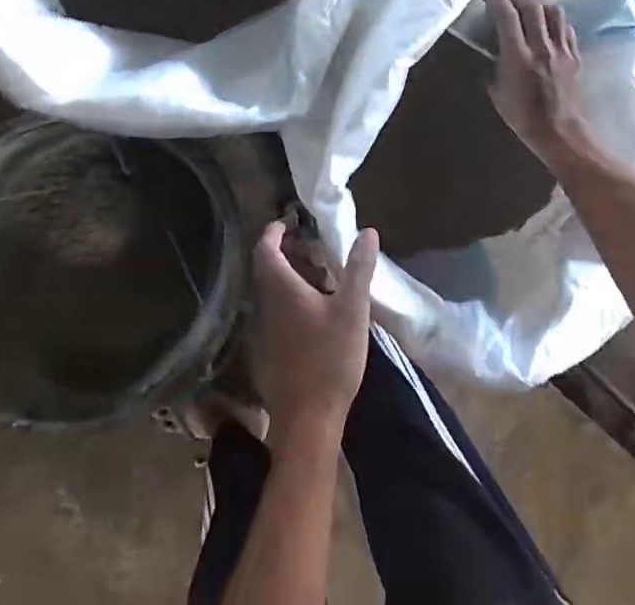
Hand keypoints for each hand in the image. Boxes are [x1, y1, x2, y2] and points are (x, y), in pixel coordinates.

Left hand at [250, 220, 378, 453]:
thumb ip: (358, 268)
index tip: (293, 219)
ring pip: (275, 287)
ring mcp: (269, 325)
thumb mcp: (352, 309)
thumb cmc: (329, 357)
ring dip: (294, 272)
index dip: (276, 229)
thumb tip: (368, 232)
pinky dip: (296, 293)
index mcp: (281, 288)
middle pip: (269, 265)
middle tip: (316, 243)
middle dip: (289, 249)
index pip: (266, 247)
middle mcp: (268, 302)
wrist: (309, 415)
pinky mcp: (276, 343)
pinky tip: (322, 303)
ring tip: (325, 269)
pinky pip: (281, 305)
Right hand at [486, 0, 590, 167]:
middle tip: (509, 1)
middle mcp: (541, 47)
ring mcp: (562, 50)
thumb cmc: (522, 116)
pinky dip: (555, 23)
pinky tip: (548, 29)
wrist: (559, 132)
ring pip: (554, 13)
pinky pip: (566, 29)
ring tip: (531, 12)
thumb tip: (494, 51)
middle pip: (533, 7)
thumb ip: (495, 66)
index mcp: (518, 57)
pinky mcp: (575, 56)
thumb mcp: (497, 92)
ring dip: (540, 7)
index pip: (508, 17)